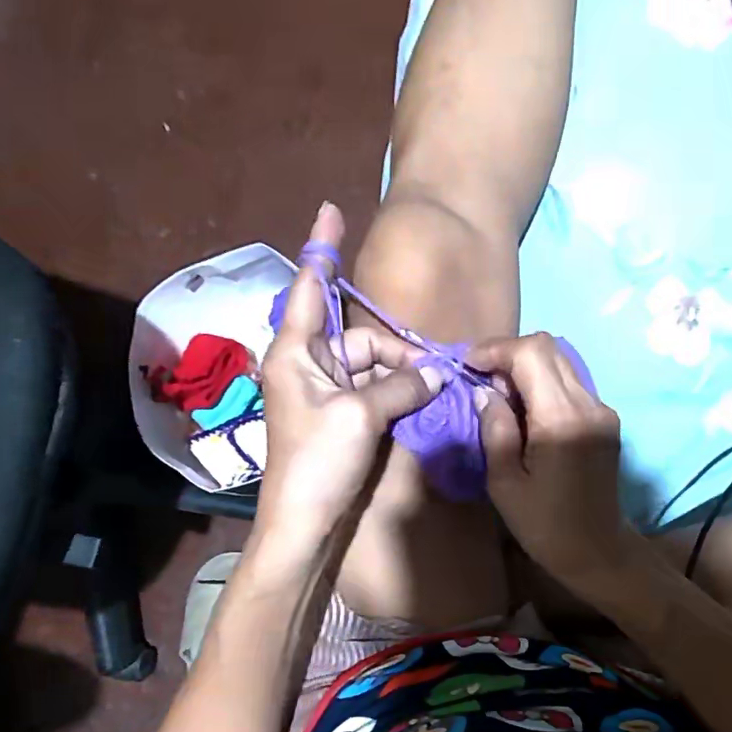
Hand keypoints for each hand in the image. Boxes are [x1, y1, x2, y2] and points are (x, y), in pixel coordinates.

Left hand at [258, 203, 444, 535]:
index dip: (323, 248)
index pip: (311, 287)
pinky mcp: (337, 417)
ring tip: (432, 390)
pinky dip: (393, 393)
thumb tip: (436, 374)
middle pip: (358, 337)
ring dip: (400, 375)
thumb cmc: (319, 461)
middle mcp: (307, 365)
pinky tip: (419, 400)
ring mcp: (322, 393)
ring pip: (369, 366)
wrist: (304, 522)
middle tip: (435, 372)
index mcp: (296, 351)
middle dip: (396, 349)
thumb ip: (401, 385)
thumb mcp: (361, 415)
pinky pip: (370, 390)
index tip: (331, 210)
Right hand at [470, 333, 640, 589]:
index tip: (467, 367)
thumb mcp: (505, 483)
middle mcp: (588, 405)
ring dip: (526, 366)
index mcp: (561, 420)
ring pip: (561, 361)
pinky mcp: (605, 419)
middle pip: (549, 347)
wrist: (597, 551)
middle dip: (508, 353)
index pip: (531, 354)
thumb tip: (485, 392)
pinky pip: (570, 382)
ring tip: (498, 392)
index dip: (495, 350)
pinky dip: (542, 382)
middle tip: (479, 377)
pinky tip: (523, 409)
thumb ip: (495, 430)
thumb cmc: (544, 525)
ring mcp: (602, 410)